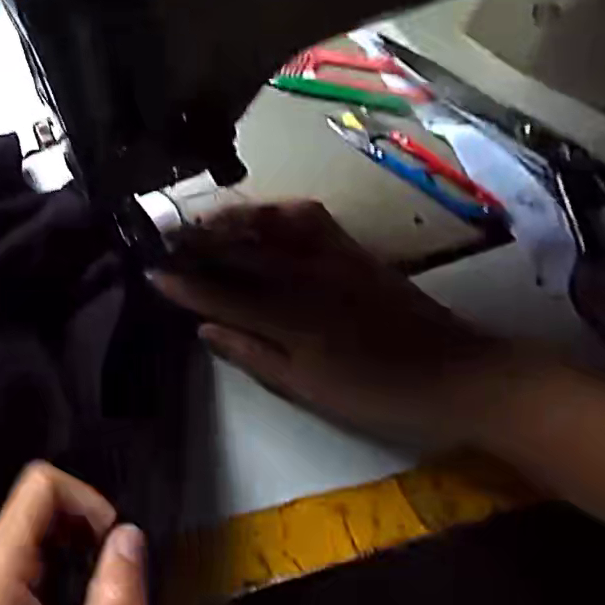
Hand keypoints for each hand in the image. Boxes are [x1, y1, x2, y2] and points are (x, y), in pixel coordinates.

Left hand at [0, 462, 147, 604]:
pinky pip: (27, 553)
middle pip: (40, 502)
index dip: (87, 500)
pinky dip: (58, 565)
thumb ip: (118, 591)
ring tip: (95, 589)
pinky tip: (72, 604)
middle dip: (84, 526)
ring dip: (75, 547)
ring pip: (36, 527)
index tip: (113, 539)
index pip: (42, 484)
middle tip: (110, 568)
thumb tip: (130, 537)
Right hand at [150, 200, 528, 447]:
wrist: (452, 371)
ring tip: (199, 220)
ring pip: (266, 226)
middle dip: (195, 243)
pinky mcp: (350, 246)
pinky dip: (274, 209)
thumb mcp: (308, 389)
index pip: (221, 296)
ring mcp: (329, 256)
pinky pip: (305, 215)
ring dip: (227, 220)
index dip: (184, 284)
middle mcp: (303, 278)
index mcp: (289, 320)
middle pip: (237, 253)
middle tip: (162, 237)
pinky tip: (258, 212)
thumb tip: (205, 329)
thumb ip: (253, 354)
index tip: (152, 272)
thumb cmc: (378, 394)